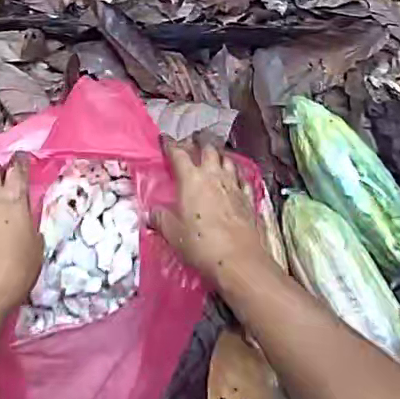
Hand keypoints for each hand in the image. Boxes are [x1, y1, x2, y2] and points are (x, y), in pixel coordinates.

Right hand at [152, 138, 275, 285]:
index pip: (178, 154)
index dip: (170, 145)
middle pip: (207, 149)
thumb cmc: (201, 244)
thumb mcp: (172, 233)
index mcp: (191, 179)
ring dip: (219, 154)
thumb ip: (160, 219)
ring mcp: (233, 184)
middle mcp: (213, 175)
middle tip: (192, 143)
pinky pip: (242, 177)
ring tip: (214, 155)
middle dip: (198, 143)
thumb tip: (151, 213)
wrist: (238, 258)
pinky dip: (237, 173)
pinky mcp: (247, 197)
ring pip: (227, 159)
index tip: (165, 140)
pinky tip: (236, 176)